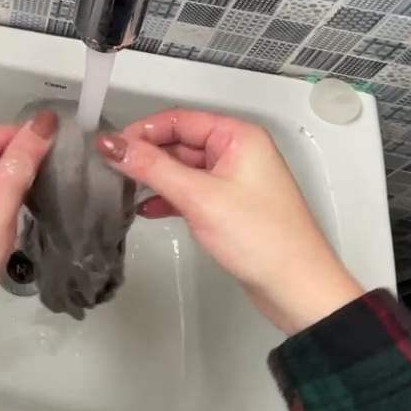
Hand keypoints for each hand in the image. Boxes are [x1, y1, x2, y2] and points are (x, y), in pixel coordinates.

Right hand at [97, 108, 362, 334]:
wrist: (299, 291)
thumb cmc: (260, 238)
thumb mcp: (199, 197)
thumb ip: (152, 167)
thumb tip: (111, 144)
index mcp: (238, 136)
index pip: (179, 119)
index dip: (143, 131)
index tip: (112, 147)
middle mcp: (237, 150)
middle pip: (179, 141)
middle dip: (146, 154)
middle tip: (112, 170)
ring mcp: (234, 178)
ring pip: (182, 166)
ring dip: (154, 176)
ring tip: (124, 189)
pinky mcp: (230, 204)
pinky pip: (190, 189)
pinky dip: (168, 196)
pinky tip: (147, 208)